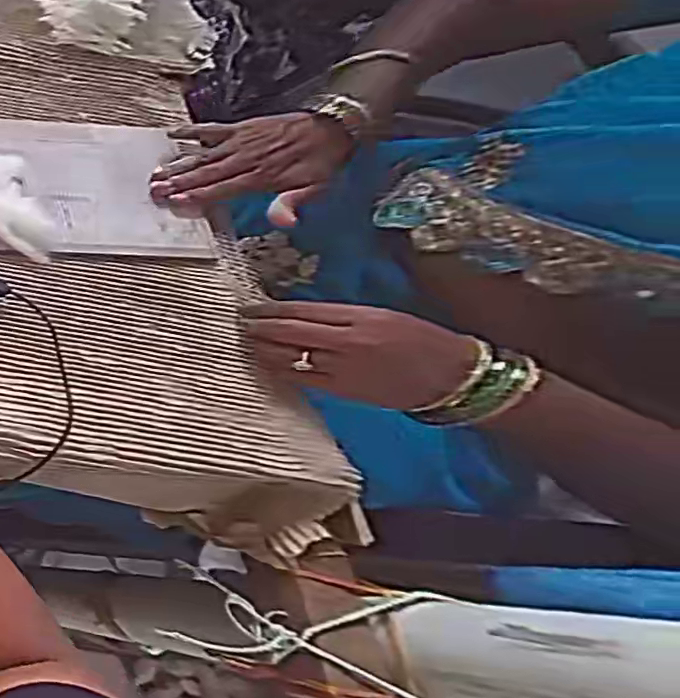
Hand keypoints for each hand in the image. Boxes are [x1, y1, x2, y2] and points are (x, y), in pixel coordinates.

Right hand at [150, 113, 351, 225]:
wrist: (336, 125)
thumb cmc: (322, 161)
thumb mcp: (317, 186)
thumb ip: (293, 203)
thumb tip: (284, 222)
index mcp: (261, 176)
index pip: (222, 188)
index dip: (198, 195)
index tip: (175, 201)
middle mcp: (245, 159)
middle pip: (205, 173)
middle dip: (178, 182)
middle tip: (154, 190)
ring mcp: (239, 142)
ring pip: (202, 156)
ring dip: (177, 165)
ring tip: (155, 173)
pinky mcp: (240, 128)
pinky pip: (211, 130)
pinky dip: (190, 131)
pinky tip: (171, 134)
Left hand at [242, 302, 481, 409]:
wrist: (459, 378)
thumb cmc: (422, 341)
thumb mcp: (382, 316)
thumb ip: (338, 315)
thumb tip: (294, 314)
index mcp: (360, 317)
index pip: (299, 310)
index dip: (268, 309)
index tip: (249, 308)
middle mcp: (348, 341)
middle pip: (287, 331)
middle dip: (257, 327)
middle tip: (238, 324)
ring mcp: (343, 366)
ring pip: (286, 355)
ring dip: (261, 348)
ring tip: (246, 342)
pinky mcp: (342, 389)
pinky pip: (299, 378)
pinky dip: (277, 369)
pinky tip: (265, 363)